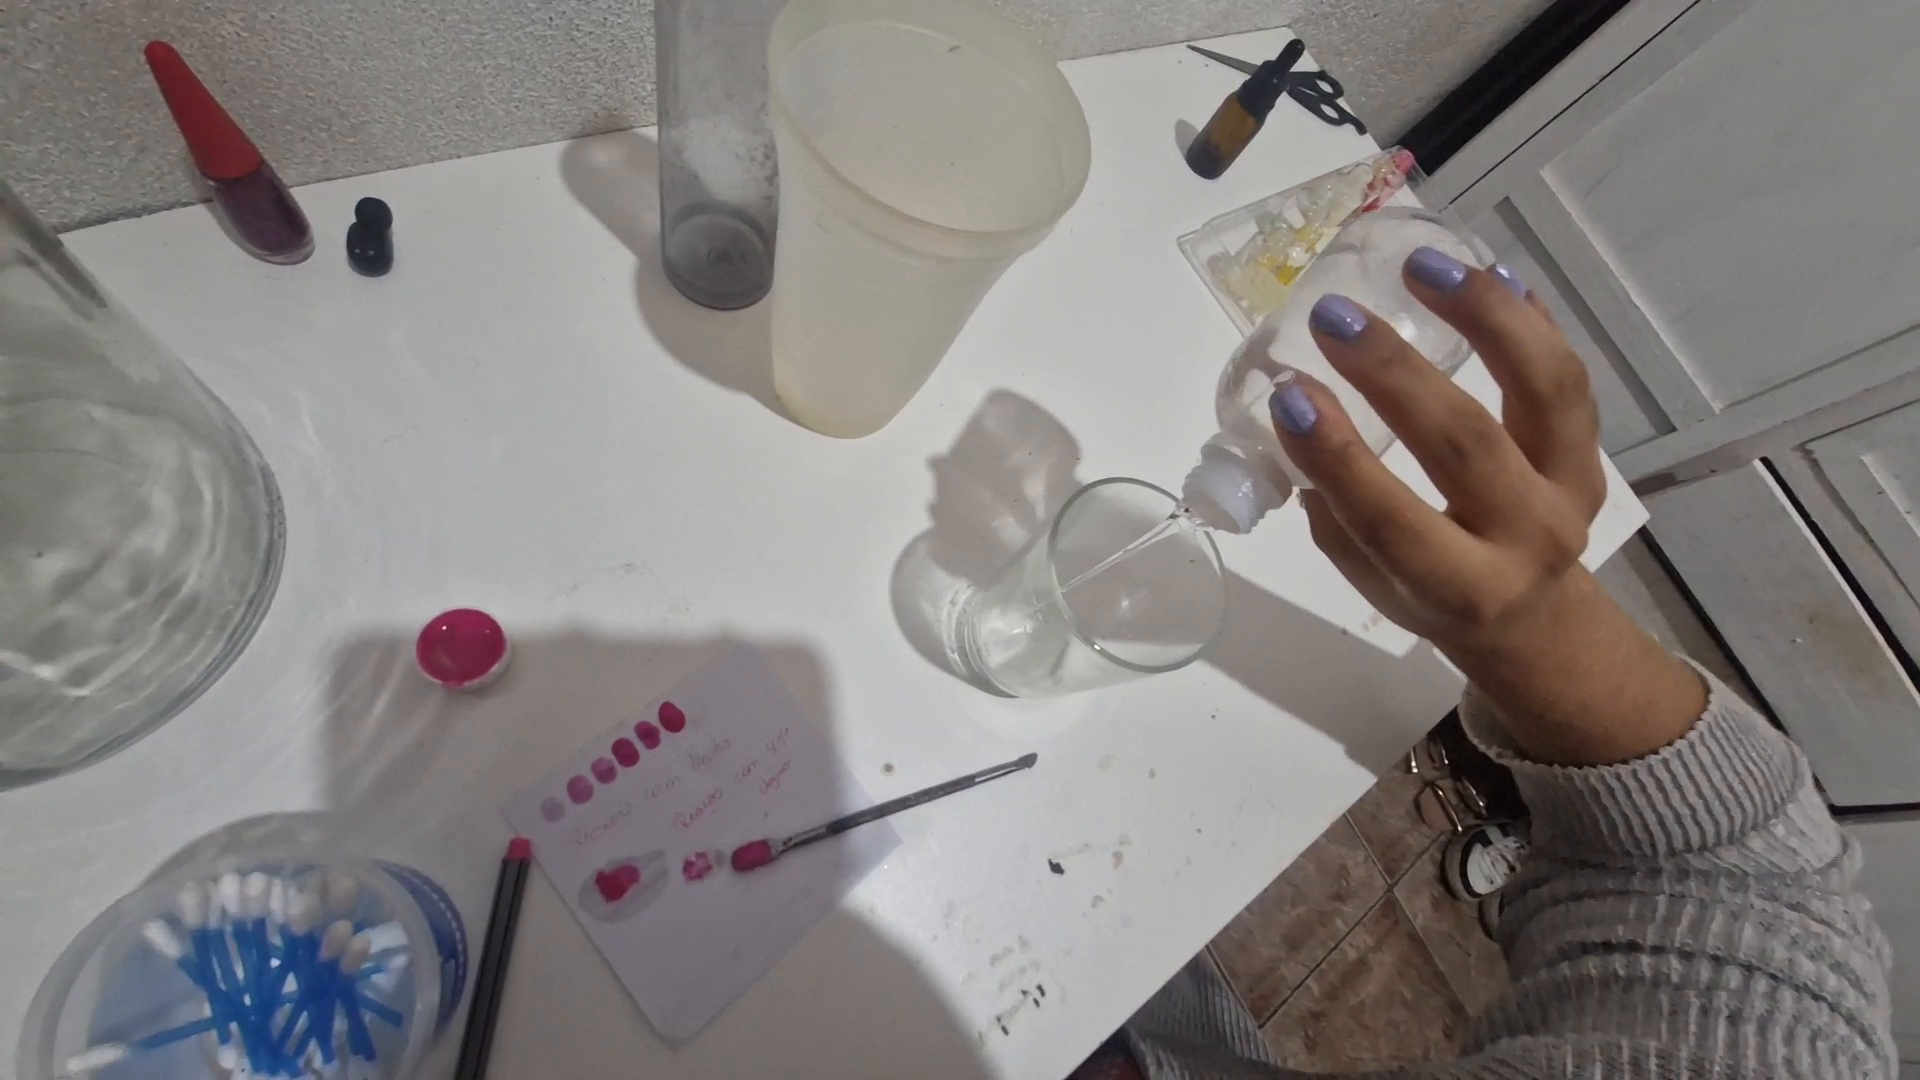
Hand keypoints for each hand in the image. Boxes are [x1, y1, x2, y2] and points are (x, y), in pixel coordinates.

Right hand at [1268, 246, 1703, 765]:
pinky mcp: (1591, 451)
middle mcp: (1523, 536)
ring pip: (1544, 389)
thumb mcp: (1369, 581)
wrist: (1533, 620)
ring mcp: (1571, 486)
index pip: (1388, 515)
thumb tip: (1305, 422)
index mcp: (1454, 584)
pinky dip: (1529, 320)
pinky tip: (1490, 272)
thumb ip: (1339, 512)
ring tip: (1425, 266)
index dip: (1337, 453)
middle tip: (1335, 317)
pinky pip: (1567, 378)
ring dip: (1483, 317)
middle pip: (1463, 442)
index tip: (1289, 392)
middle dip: (1392, 374)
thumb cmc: (1429, 599)